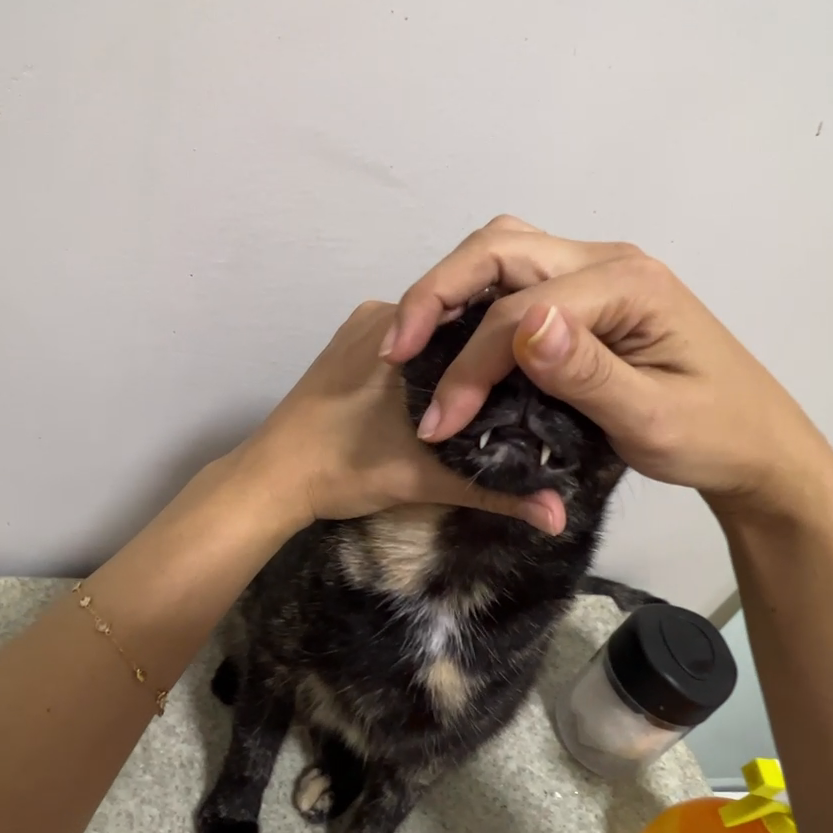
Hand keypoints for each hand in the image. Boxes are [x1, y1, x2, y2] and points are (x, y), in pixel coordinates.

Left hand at [238, 301, 564, 533]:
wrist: (272, 478)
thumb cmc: (346, 468)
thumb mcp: (428, 480)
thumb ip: (498, 493)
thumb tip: (561, 517)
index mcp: (406, 332)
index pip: (480, 325)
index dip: (513, 351)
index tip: (543, 378)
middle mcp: (382, 314)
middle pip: (455, 327)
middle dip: (483, 358)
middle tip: (522, 392)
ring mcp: (358, 328)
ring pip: (428, 335)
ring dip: (452, 360)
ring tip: (486, 395)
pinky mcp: (341, 345)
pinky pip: (400, 344)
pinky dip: (422, 364)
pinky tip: (440, 395)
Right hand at [382, 216, 832, 517]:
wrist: (757, 445)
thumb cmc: (712, 437)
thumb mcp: (654, 420)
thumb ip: (588, 373)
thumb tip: (521, 326)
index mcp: (628, 284)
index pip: (521, 307)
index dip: (470, 362)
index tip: (439, 423)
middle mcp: (609, 261)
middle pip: (499, 247)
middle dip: (438, 294)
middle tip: (398, 351)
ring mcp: (597, 271)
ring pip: (502, 251)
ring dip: (451, 289)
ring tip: (414, 340)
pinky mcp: (587, 294)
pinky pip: (514, 277)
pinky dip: (473, 300)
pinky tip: (452, 337)